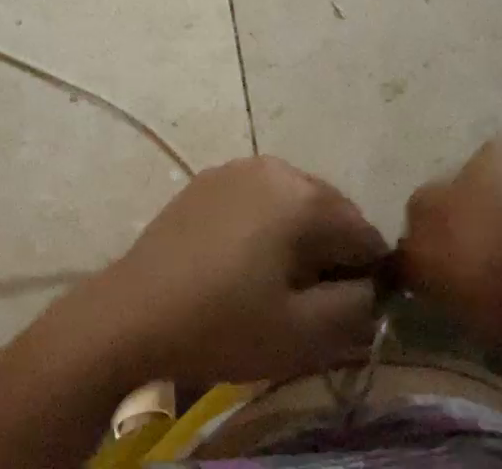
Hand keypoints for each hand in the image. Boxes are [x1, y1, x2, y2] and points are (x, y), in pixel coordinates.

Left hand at [73, 156, 388, 384]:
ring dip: (299, 239)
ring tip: (275, 285)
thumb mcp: (304, 334)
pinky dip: (266, 227)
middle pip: (330, 211)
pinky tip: (243, 265)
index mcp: (304, 197)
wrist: (132, 314)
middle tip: (311, 303)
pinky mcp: (205, 182)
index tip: (345, 314)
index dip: (366, 279)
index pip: (365, 235)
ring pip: (293, 203)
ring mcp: (235, 169)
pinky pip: (258, 201)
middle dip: (333, 254)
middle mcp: (274, 168)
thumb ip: (356, 307)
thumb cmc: (222, 324)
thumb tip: (369, 288)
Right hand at [400, 129, 501, 374]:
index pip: (404, 258)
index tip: (450, 289)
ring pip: (466, 183)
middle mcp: (452, 196)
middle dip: (446, 232)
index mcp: (445, 253)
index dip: (424, 275)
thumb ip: (474, 319)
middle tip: (491, 259)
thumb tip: (461, 300)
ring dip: (484, 205)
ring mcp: (487, 159)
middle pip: (424, 210)